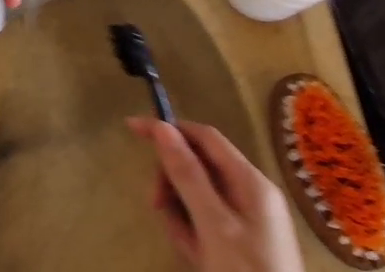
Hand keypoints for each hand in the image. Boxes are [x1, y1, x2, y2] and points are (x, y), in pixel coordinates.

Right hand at [126, 117, 304, 271]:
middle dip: (174, 183)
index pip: (203, 136)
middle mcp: (252, 194)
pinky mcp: (245, 242)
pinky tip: (197, 257)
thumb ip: (188, 175)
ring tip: (188, 248)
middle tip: (157, 207)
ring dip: (183, 217)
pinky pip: (208, 222)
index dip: (168, 128)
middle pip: (199, 167)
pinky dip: (195, 235)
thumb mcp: (213, 225)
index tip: (132, 130)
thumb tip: (162, 127)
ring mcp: (250, 219)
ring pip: (200, 197)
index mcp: (250, 182)